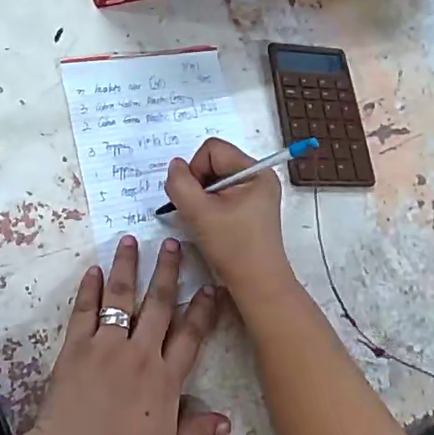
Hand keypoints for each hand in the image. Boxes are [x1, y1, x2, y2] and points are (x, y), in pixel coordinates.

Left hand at [15, 236, 225, 434]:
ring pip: (121, 297)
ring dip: (127, 266)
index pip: (191, 336)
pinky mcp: (75, 349)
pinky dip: (89, 289)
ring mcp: (106, 348)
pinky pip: (84, 312)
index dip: (203, 310)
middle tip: (173, 243)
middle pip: (159, 304)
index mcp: (166, 382)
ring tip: (129, 240)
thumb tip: (225, 421)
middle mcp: (140, 355)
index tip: (211, 286)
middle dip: (167, 271)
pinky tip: (93, 270)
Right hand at [165, 137, 294, 302]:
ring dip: (202, 195)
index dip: (195, 169)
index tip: (196, 198)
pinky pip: (221, 192)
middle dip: (198, 182)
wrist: (258, 285)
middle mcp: (258, 176)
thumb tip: (174, 166)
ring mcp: (255, 192)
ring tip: (204, 218)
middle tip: (197, 210)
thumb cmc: (234, 248)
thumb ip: (180, 184)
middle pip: (213, 161)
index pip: (212, 149)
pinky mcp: (250, 206)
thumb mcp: (200, 213)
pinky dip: (209, 203)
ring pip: (214, 177)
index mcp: (255, 171)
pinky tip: (210, 222)